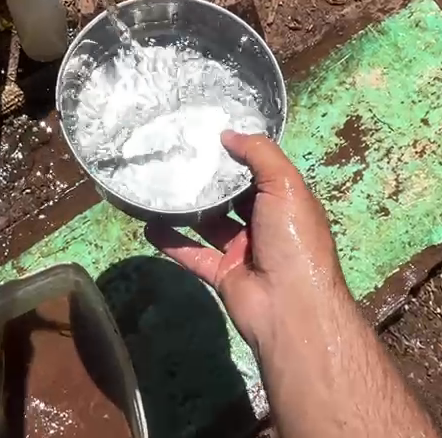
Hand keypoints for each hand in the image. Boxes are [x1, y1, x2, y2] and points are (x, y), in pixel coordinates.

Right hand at [145, 131, 353, 354]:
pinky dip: (171, 240)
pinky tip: (149, 225)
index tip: (206, 133)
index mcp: (285, 202)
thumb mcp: (285, 185)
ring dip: (187, 207)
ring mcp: (243, 250)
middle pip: (232, 196)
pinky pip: (192, 252)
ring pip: (209, 223)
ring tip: (159, 184)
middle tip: (177, 154)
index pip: (258, 171)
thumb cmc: (292, 239)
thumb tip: (227, 133)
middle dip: (209, 178)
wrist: (290, 309)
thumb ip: (259, 153)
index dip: (237, 153)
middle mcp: (265, 224)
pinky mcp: (222, 273)